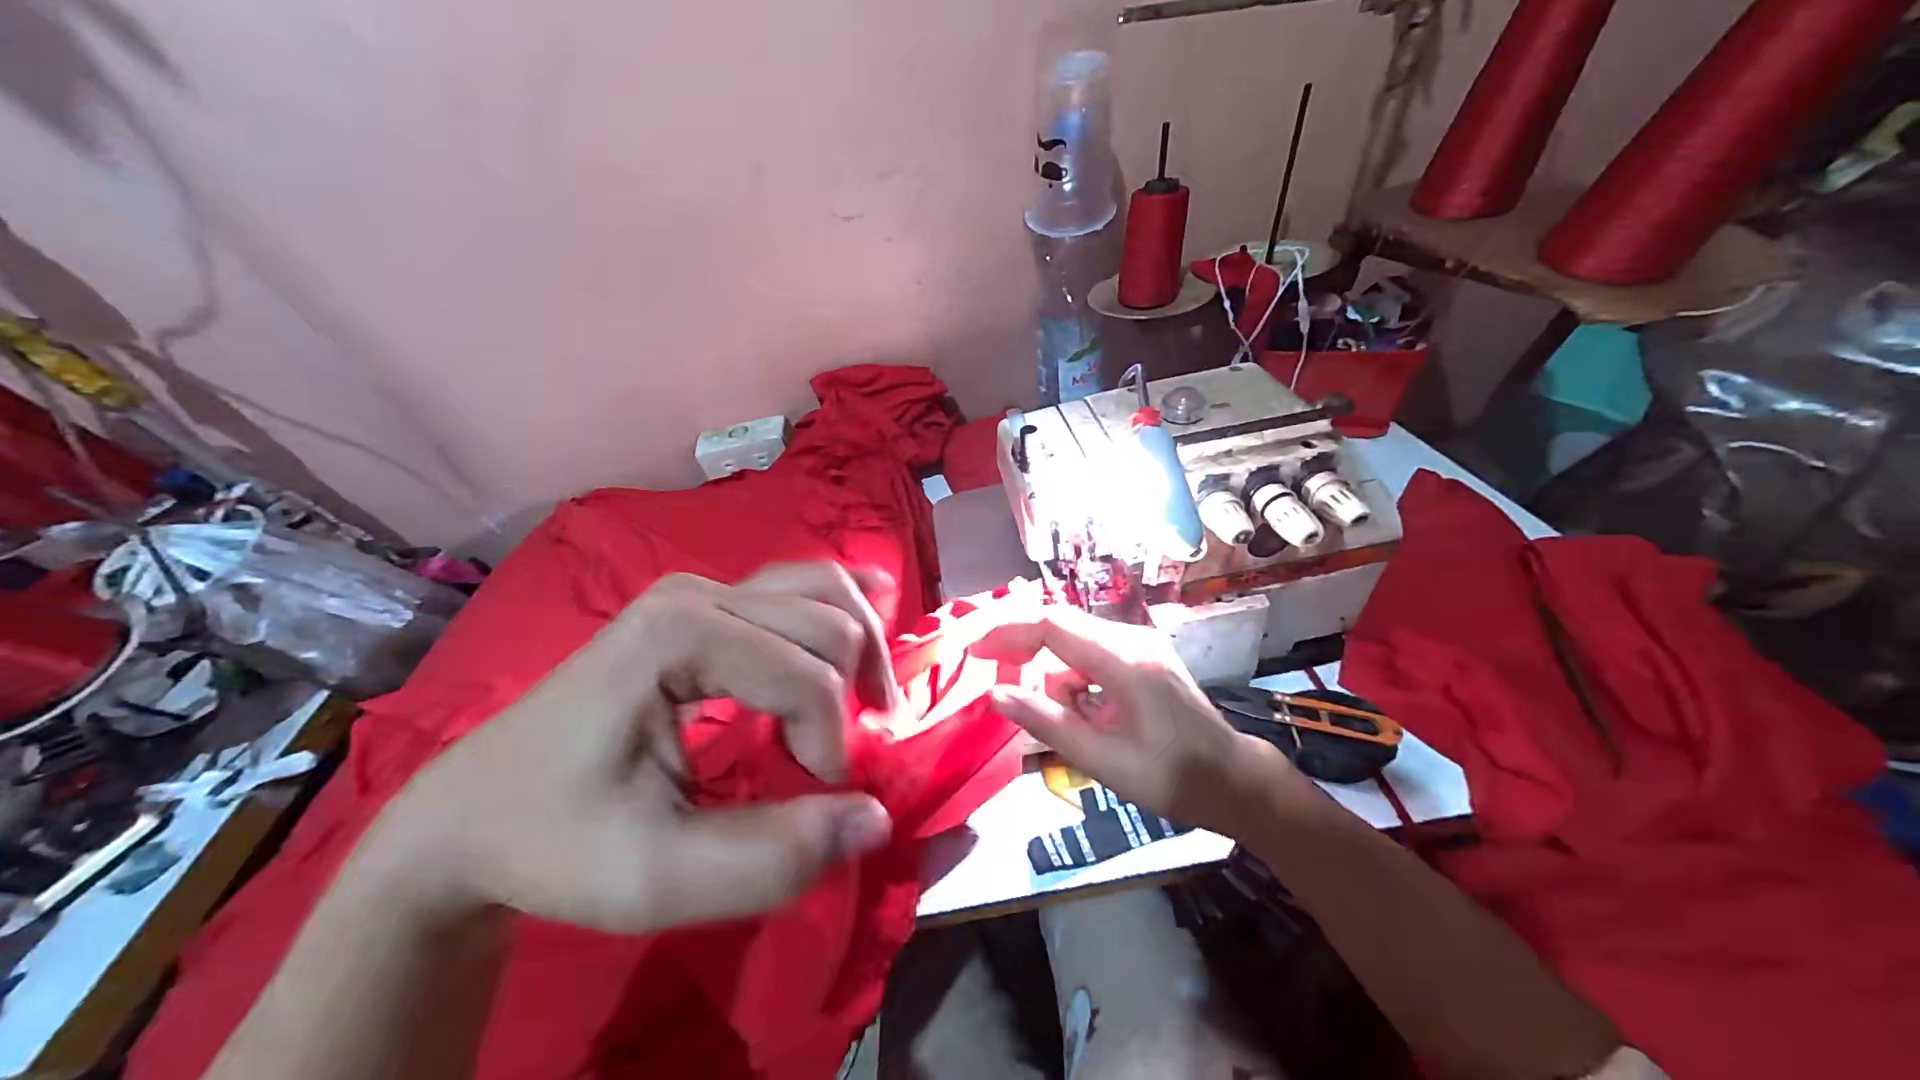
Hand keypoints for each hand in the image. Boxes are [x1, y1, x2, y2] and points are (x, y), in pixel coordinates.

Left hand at [365, 562, 901, 934]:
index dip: (829, 745)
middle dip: (855, 692)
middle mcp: (695, 593)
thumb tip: (876, 816)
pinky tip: (877, 606)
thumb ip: (773, 857)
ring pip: (822, 589)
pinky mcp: (700, 604)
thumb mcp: (658, 880)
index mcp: (679, 637)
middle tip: (840, 763)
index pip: (806, 677)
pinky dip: (841, 606)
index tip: (811, 801)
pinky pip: (795, 586)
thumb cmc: (558, 844)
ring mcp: (697, 589)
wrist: (475, 811)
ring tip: (870, 706)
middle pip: (827, 621)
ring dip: (861, 646)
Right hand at [972, 606, 1304, 831]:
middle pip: (1061, 625)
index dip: (1007, 633)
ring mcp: (1142, 645)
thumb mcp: (1101, 758)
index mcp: (1124, 659)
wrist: (1232, 781)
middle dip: (1024, 648)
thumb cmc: (1169, 775)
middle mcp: (1132, 639)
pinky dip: (1074, 677)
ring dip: (1053, 672)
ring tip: (1063, 720)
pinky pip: (1093, 654)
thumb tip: (995, 694)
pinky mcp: (1145, 657)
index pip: (1051, 624)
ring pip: (1075, 641)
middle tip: (997, 678)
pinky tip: (1084, 713)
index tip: (975, 650)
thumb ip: (1045, 722)